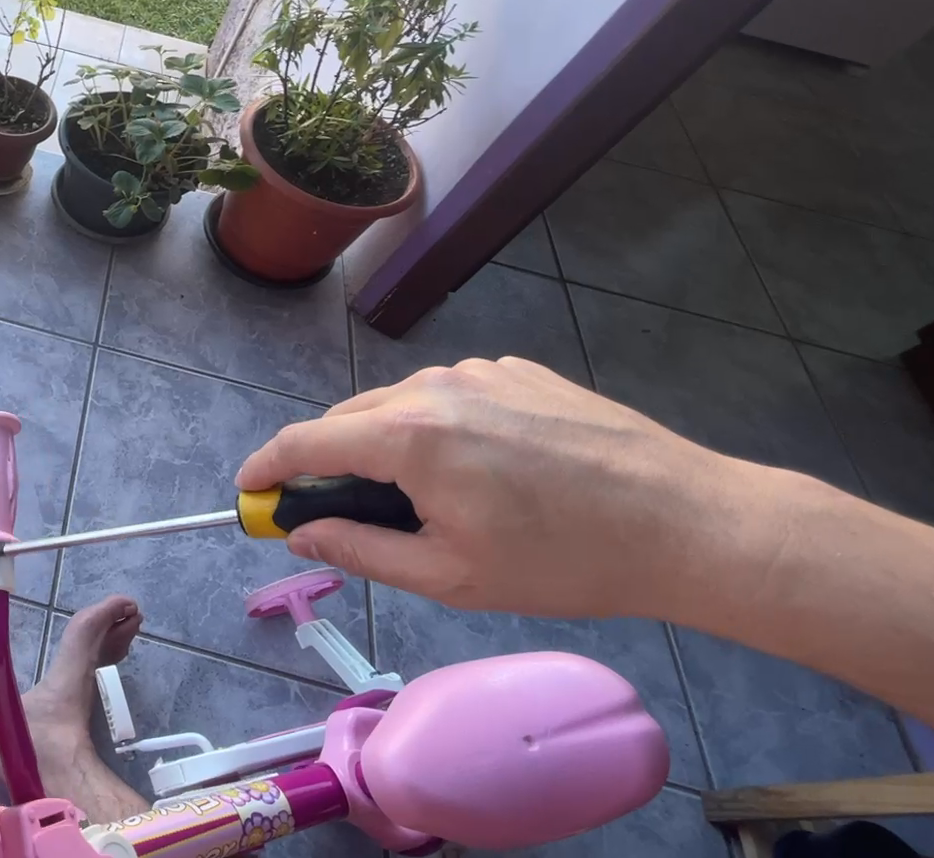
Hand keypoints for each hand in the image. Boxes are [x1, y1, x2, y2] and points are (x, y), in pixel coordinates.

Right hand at [236, 357, 750, 619]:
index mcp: (408, 437)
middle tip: (337, 506)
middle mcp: (430, 387)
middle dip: (325, 460)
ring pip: (394, 404)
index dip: (267, 466)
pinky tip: (480, 463)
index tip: (250, 489)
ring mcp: (475, 370)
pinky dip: (433, 425)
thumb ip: (360, 550)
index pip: (305, 442)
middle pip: (345, 419)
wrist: (694, 524)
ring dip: (381, 442)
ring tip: (423, 491)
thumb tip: (301, 537)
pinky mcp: (513, 368)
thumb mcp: (450, 576)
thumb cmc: (564, 562)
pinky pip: (446, 394)